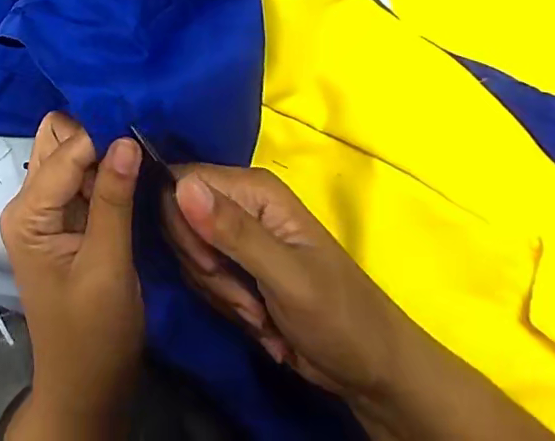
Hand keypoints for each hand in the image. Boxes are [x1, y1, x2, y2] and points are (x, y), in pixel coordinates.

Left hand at [0, 112, 142, 439]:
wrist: (86, 388)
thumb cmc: (95, 336)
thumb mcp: (108, 268)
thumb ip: (114, 201)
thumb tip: (126, 139)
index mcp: (28, 212)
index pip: (65, 151)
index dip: (102, 137)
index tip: (142, 128)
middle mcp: (28, 202)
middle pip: (56, 139)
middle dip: (95, 135)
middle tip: (137, 145)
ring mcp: (44, 209)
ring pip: (68, 153)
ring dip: (101, 151)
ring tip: (139, 157)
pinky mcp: (63, 220)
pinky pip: (80, 178)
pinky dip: (104, 171)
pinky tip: (131, 174)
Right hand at [161, 164, 406, 398]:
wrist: (374, 372)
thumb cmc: (341, 318)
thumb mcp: (289, 278)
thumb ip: (234, 232)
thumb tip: (182, 185)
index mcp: (254, 189)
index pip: (181, 182)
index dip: (183, 223)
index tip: (211, 264)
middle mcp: (240, 202)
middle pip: (180, 217)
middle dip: (204, 266)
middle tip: (245, 296)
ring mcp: (236, 234)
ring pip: (188, 250)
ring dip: (217, 290)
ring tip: (259, 312)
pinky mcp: (235, 263)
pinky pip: (200, 273)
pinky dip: (222, 301)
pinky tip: (257, 318)